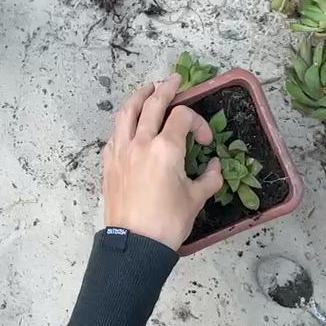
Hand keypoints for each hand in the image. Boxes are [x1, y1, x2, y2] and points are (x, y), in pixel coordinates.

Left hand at [103, 75, 224, 249]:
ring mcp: (121, 151)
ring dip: (139, 97)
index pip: (183, 117)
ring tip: (147, 90)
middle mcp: (141, 142)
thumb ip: (209, 179)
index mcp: (166, 148)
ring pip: (127, 112)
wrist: (136, 244)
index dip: (198, 123)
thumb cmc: (168, 222)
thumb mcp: (196, 199)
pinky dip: (124, 123)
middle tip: (175, 80)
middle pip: (153, 103)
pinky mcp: (109, 163)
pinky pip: (115, 133)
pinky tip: (129, 124)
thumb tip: (215, 168)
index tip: (205, 142)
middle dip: (166, 88)